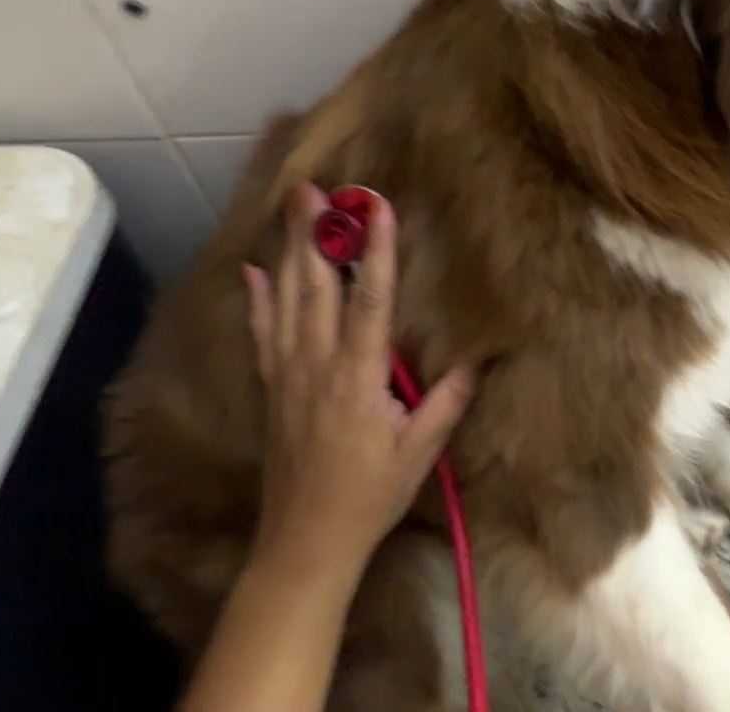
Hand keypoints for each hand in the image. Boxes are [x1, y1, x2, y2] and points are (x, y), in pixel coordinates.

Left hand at [242, 183, 476, 575]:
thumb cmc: (369, 496)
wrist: (304, 542)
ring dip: (287, 250)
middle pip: (315, 287)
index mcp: (358, 377)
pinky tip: (252, 268)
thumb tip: (477, 358)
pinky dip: (256, 298)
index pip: (370, 300)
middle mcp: (317, 364)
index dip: (375, 251)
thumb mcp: (420, 452)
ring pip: (285, 300)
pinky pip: (261, 332)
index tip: (377, 207)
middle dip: (314, 234)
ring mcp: (288, 373)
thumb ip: (447, 401)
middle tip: (313, 187)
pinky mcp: (272, 387)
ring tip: (288, 208)